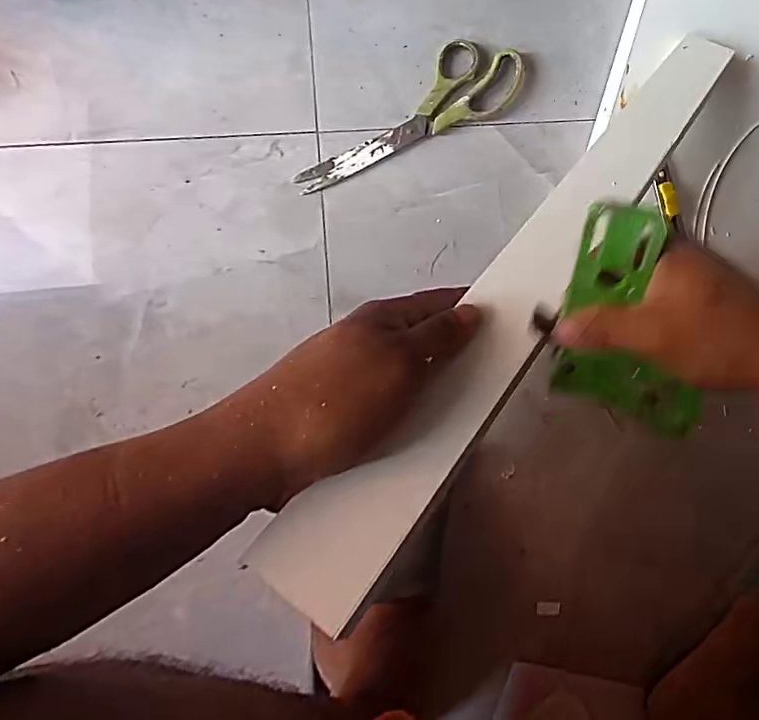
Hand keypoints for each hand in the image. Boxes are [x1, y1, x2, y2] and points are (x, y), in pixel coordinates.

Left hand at [209, 288, 480, 506]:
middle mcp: (366, 338)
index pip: (443, 301)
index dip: (475, 309)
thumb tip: (472, 310)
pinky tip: (414, 433)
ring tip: (456, 411)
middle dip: (457, 354)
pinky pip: (386, 404)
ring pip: (407, 375)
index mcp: (383, 317)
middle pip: (426, 338)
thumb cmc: (334, 403)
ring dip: (431, 389)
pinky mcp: (335, 409)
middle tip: (488, 376)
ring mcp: (348, 374)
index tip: (508, 325)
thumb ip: (441, 335)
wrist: (250, 457)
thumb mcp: (401, 363)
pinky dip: (405, 414)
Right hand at [554, 243, 758, 391]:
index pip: (622, 246)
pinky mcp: (723, 303)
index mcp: (671, 255)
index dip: (595, 268)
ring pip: (660, 290)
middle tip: (591, 324)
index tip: (576, 296)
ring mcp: (710, 280)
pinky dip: (661, 319)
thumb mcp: (649, 335)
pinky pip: (680, 304)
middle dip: (614, 295)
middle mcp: (691, 259)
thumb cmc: (710, 339)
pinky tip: (655, 344)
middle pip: (639, 270)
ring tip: (616, 338)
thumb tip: (559, 324)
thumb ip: (604, 328)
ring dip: (637, 311)